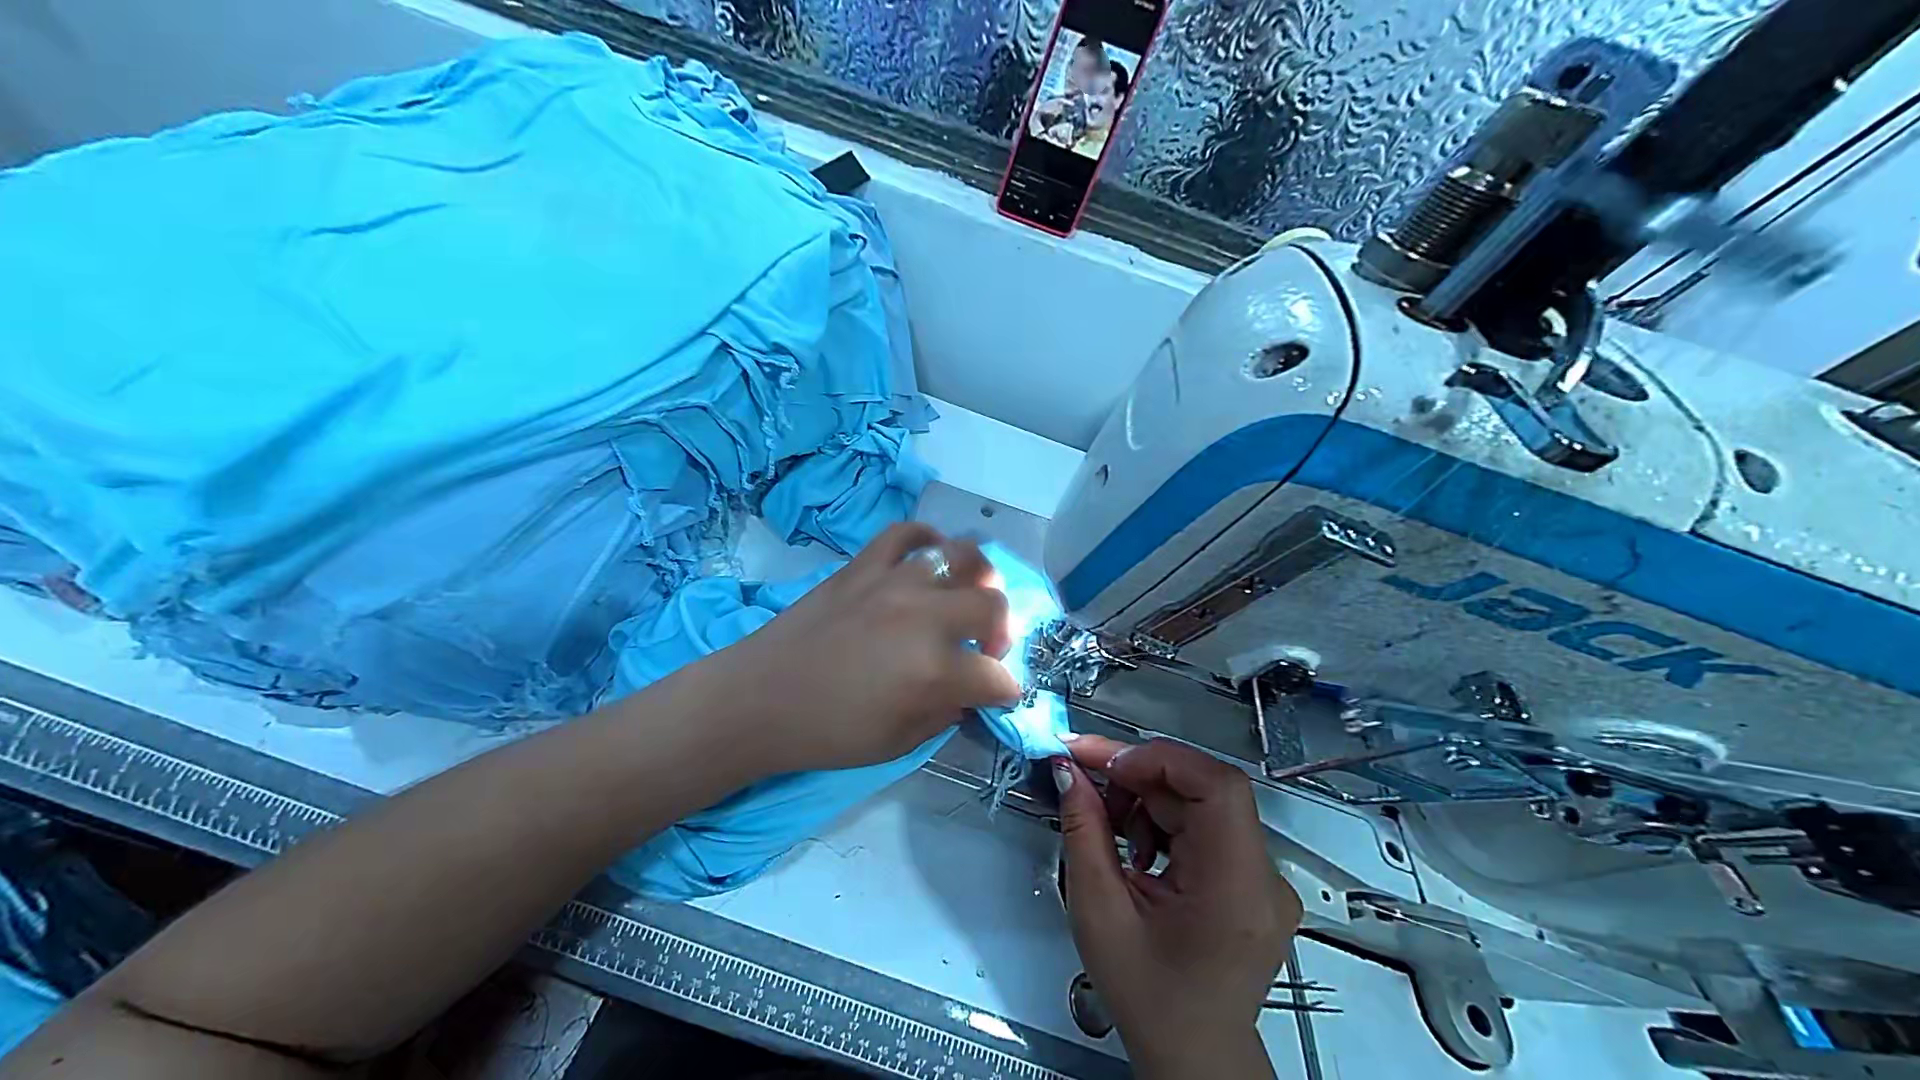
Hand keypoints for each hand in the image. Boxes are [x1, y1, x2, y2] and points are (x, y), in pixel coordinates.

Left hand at [705, 523, 1021, 774]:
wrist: (758, 699)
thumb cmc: (827, 732)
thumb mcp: (897, 742)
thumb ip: (944, 713)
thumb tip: (969, 693)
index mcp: (934, 671)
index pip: (996, 676)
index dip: (1005, 689)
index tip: (998, 694)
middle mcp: (923, 617)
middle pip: (993, 606)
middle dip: (1001, 632)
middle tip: (983, 647)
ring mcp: (893, 582)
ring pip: (962, 556)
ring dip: (978, 578)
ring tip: (968, 596)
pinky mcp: (863, 565)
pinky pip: (906, 533)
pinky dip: (926, 539)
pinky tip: (928, 559)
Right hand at [1054, 736, 1302, 1078]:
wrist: (1193, 1054)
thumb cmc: (1149, 997)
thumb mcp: (1100, 913)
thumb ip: (1083, 831)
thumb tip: (1067, 772)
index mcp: (1237, 890)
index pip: (1217, 785)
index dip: (1157, 760)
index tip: (1101, 759)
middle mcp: (1265, 877)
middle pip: (1204, 789)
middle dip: (1140, 777)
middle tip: (1088, 782)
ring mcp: (1264, 877)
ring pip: (1201, 801)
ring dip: (1149, 799)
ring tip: (1112, 830)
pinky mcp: (1252, 878)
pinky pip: (1206, 824)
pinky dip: (1165, 820)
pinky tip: (1137, 849)